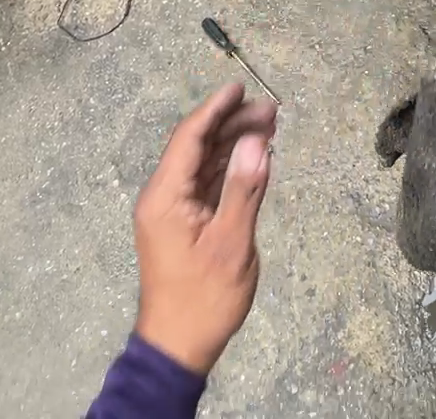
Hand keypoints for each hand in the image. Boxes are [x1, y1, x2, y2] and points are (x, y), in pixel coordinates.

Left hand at [133, 83, 277, 374]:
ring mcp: (173, 209)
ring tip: (270, 125)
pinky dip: (230, 166)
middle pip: (198, 146)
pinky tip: (255, 156)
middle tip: (271, 110)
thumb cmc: (204, 297)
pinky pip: (207, 182)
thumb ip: (244, 189)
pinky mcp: (185, 222)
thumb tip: (258, 141)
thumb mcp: (231, 244)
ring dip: (234, 142)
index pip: (189, 138)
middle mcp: (164, 196)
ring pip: (204, 162)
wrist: (179, 348)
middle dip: (232, 123)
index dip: (215, 109)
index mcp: (165, 196)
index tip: (240, 88)